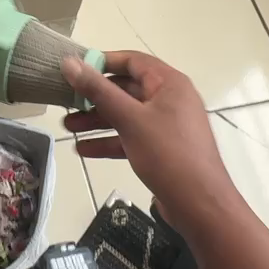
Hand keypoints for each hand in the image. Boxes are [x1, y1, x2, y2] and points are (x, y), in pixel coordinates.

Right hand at [62, 51, 236, 228]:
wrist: (201, 208)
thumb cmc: (168, 155)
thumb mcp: (129, 119)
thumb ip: (98, 90)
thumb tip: (69, 62)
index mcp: (169, 83)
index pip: (132, 61)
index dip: (102, 62)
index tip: (75, 69)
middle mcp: (169, 99)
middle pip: (126, 89)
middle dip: (94, 97)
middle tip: (66, 102)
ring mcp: (166, 125)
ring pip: (126, 114)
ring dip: (97, 120)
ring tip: (68, 127)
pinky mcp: (162, 149)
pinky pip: (131, 136)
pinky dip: (110, 140)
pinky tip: (84, 149)